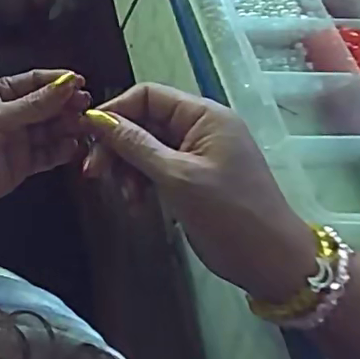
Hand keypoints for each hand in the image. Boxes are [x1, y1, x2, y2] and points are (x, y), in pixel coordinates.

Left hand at [0, 70, 89, 216]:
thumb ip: (34, 104)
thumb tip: (68, 84)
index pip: (34, 82)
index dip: (58, 82)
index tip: (82, 82)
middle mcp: (9, 114)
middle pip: (46, 106)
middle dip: (67, 105)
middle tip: (89, 107)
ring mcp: (16, 140)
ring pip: (50, 130)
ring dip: (68, 127)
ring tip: (87, 127)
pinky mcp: (20, 165)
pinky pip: (47, 155)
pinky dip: (62, 151)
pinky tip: (76, 147)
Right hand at [80, 83, 315, 300]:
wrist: (272, 263)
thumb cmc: (229, 214)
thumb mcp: (176, 177)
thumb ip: (134, 145)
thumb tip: (95, 119)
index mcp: (204, 116)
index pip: (147, 95)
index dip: (114, 111)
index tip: (87, 137)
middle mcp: (199, 128)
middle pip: (141, 122)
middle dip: (116, 146)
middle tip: (93, 173)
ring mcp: (195, 153)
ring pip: (143, 147)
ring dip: (126, 169)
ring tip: (125, 197)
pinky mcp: (190, 177)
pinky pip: (153, 168)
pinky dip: (139, 183)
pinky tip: (137, 204)